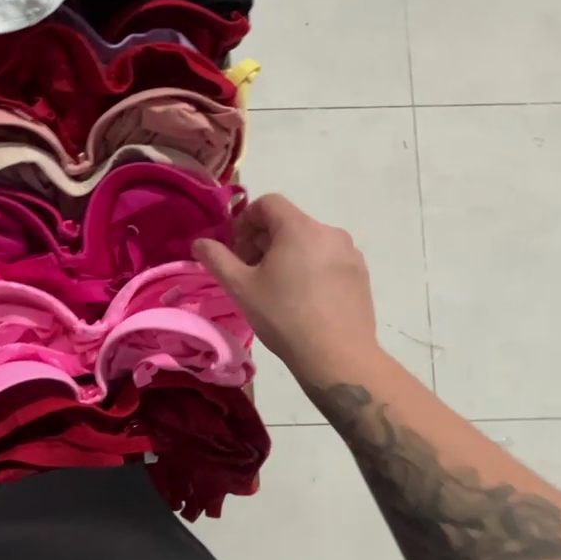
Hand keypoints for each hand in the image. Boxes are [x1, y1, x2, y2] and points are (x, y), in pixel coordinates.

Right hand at [193, 194, 382, 387]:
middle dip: (264, 240)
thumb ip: (217, 258)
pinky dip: (310, 267)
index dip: (246, 220)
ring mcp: (350, 253)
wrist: (337, 356)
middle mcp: (329, 232)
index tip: (237, 249)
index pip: (268, 203)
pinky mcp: (361, 274)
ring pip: (309, 241)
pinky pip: (328, 259)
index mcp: (300, 228)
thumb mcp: (241, 287)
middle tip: (251, 272)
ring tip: (277, 288)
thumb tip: (199, 242)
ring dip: (287, 254)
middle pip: (288, 222)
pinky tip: (303, 298)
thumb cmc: (284, 316)